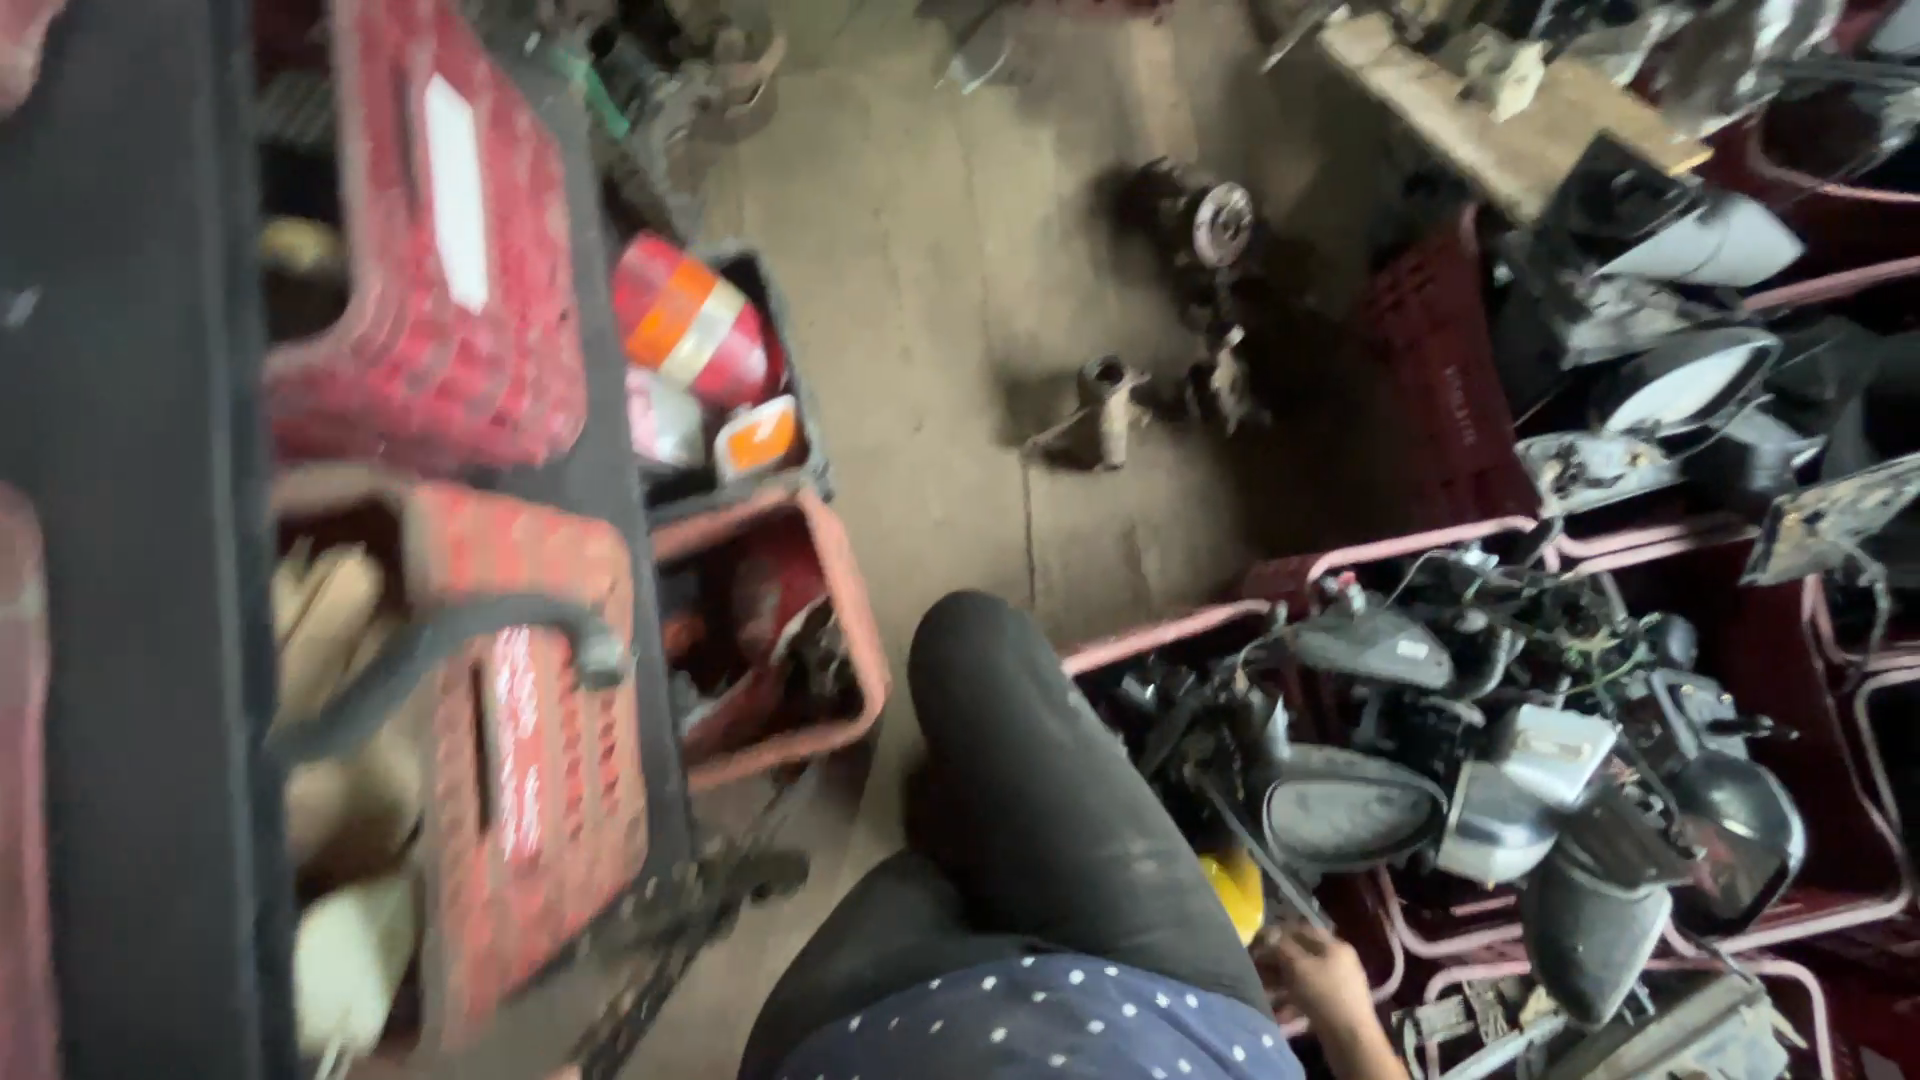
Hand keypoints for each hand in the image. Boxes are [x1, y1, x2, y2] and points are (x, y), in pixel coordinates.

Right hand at [1261, 920, 1374, 1034]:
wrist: (1352, 1042)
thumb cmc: (1324, 994)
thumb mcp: (1297, 965)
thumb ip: (1279, 946)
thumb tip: (1266, 937)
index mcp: (1335, 946)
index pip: (1300, 929)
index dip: (1275, 933)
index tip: (1256, 943)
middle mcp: (1338, 962)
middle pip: (1299, 955)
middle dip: (1275, 962)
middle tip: (1256, 968)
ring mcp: (1338, 986)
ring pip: (1301, 977)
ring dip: (1279, 982)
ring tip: (1263, 990)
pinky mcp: (1334, 1007)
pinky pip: (1307, 996)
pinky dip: (1290, 999)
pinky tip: (1277, 1010)